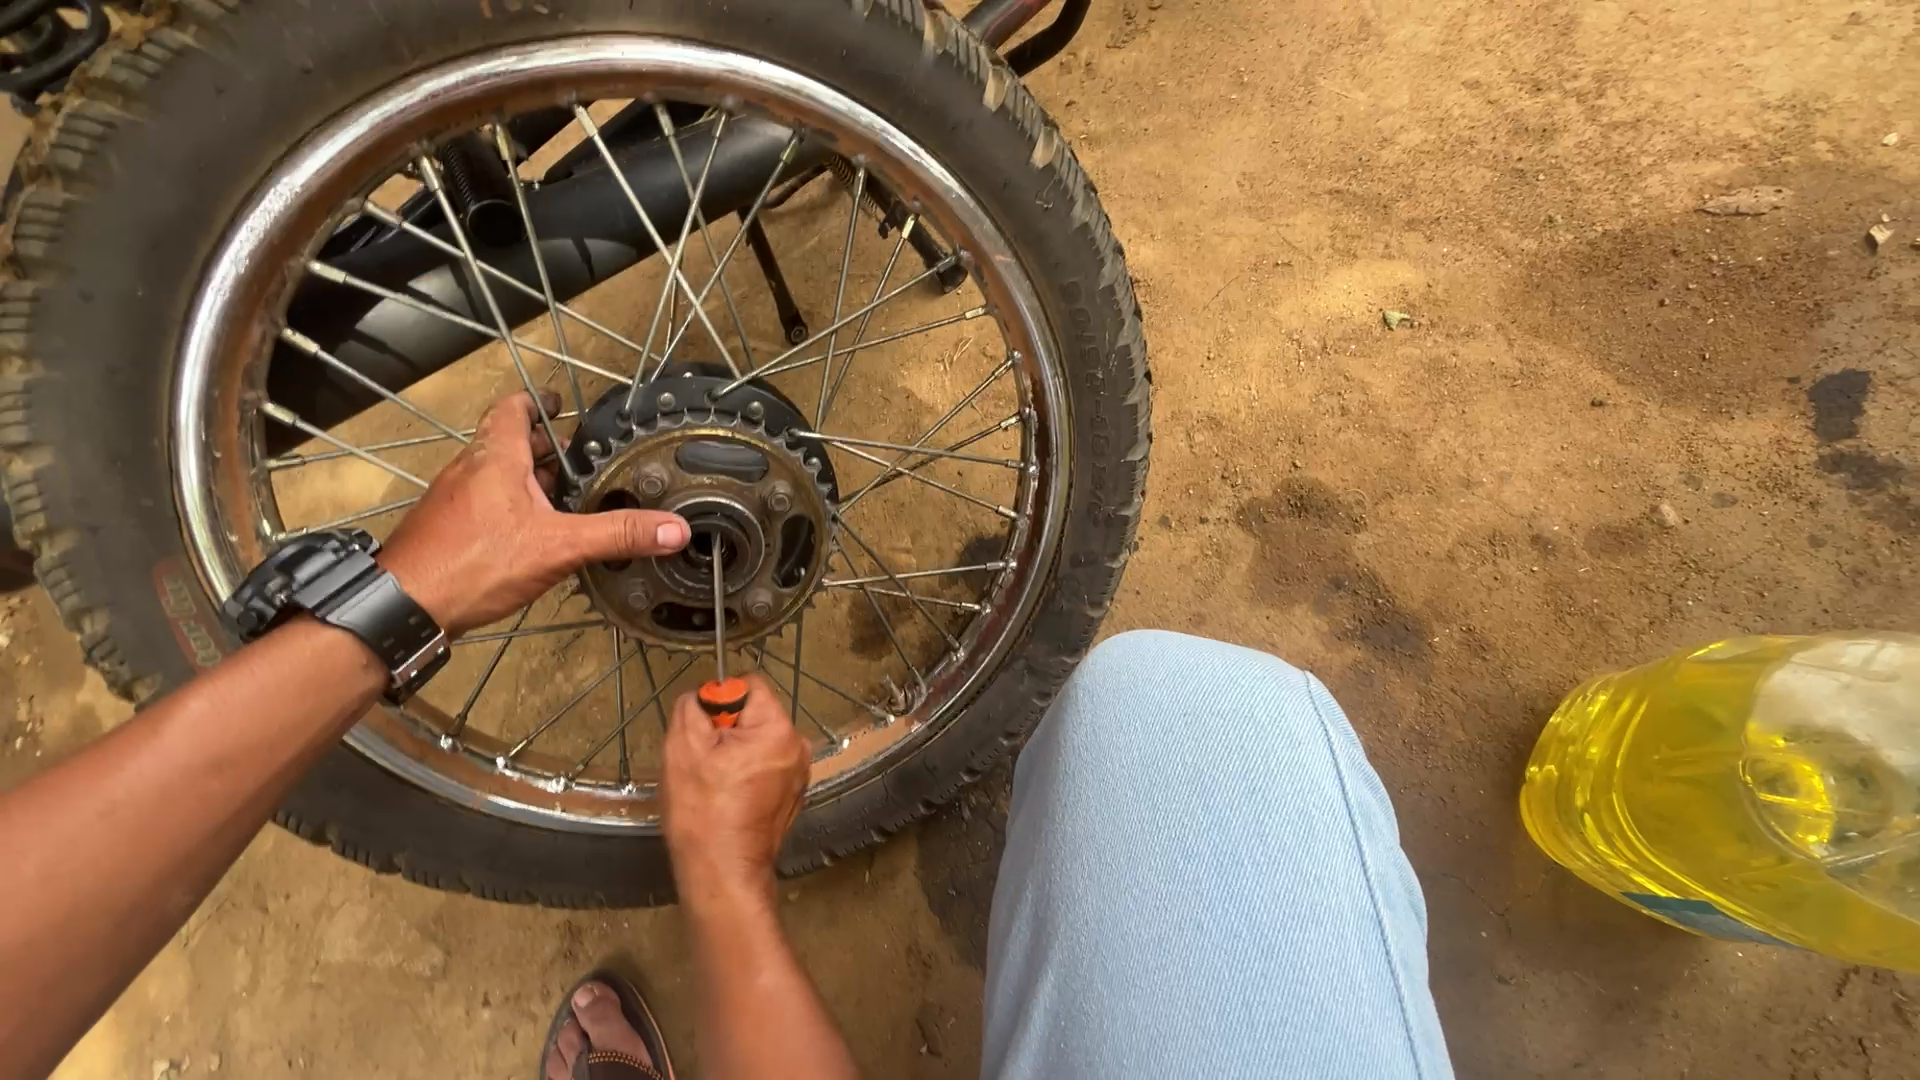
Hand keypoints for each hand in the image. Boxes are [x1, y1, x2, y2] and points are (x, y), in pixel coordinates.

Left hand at [378, 391, 690, 635]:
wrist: (403, 607)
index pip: (512, 410)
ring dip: (532, 478)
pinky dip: (517, 506)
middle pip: (511, 444)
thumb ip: (618, 534)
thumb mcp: (558, 546)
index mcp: (496, 460)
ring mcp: (457, 501)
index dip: (537, 402)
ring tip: (571, 492)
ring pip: (500, 476)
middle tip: (583, 454)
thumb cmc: (474, 562)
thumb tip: (674, 529)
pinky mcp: (452, 529)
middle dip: (547, 446)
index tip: (561, 402)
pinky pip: (490, 504)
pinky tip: (539, 531)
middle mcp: (472, 472)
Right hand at [662, 673, 811, 907]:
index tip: (702, 729)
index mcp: (778, 729)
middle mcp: (798, 746)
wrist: (722, 873)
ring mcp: (799, 772)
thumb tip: (701, 694)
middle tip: (704, 760)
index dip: (720, 700)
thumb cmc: (702, 812)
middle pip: (756, 714)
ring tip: (713, 782)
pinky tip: (727, 797)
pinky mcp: (793, 794)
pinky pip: (766, 766)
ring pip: (758, 741)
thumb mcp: (683, 747)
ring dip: (734, 752)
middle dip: (726, 729)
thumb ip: (692, 707)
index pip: (750, 685)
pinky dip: (746, 773)